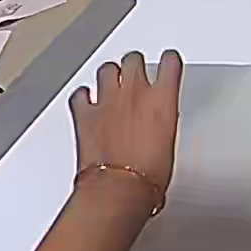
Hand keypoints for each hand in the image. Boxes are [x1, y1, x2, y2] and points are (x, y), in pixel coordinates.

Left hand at [69, 50, 182, 205]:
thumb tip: (157, 121)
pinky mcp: (84, 114)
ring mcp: (108, 100)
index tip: (167, 64)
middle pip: (133, 58)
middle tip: (135, 75)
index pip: (170, 61)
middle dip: (134, 65)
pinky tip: (88, 101)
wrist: (118, 192)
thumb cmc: (148, 175)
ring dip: (110, 75)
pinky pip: (80, 94)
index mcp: (162, 97)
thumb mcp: (169, 140)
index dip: (168, 61)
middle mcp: (135, 92)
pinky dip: (83, 96)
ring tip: (112, 85)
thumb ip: (161, 118)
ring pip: (106, 68)